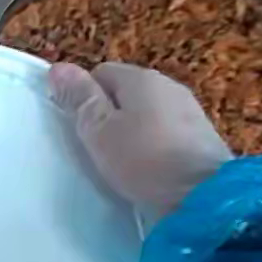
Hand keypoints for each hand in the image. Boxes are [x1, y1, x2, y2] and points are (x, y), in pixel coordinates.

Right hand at [50, 62, 231, 216]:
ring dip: (128, 129)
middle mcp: (168, 86)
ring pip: (145, 112)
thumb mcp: (99, 130)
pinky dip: (149, 144)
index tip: (76, 126)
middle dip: (106, 113)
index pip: (101, 73)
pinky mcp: (199, 136)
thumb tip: (58, 68)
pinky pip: (162, 131)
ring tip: (117, 159)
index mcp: (140, 79)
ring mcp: (188, 110)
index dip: (83, 96)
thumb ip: (80, 99)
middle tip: (92, 146)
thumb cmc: (142, 159)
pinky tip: (143, 166)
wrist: (203, 194)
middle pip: (125, 92)